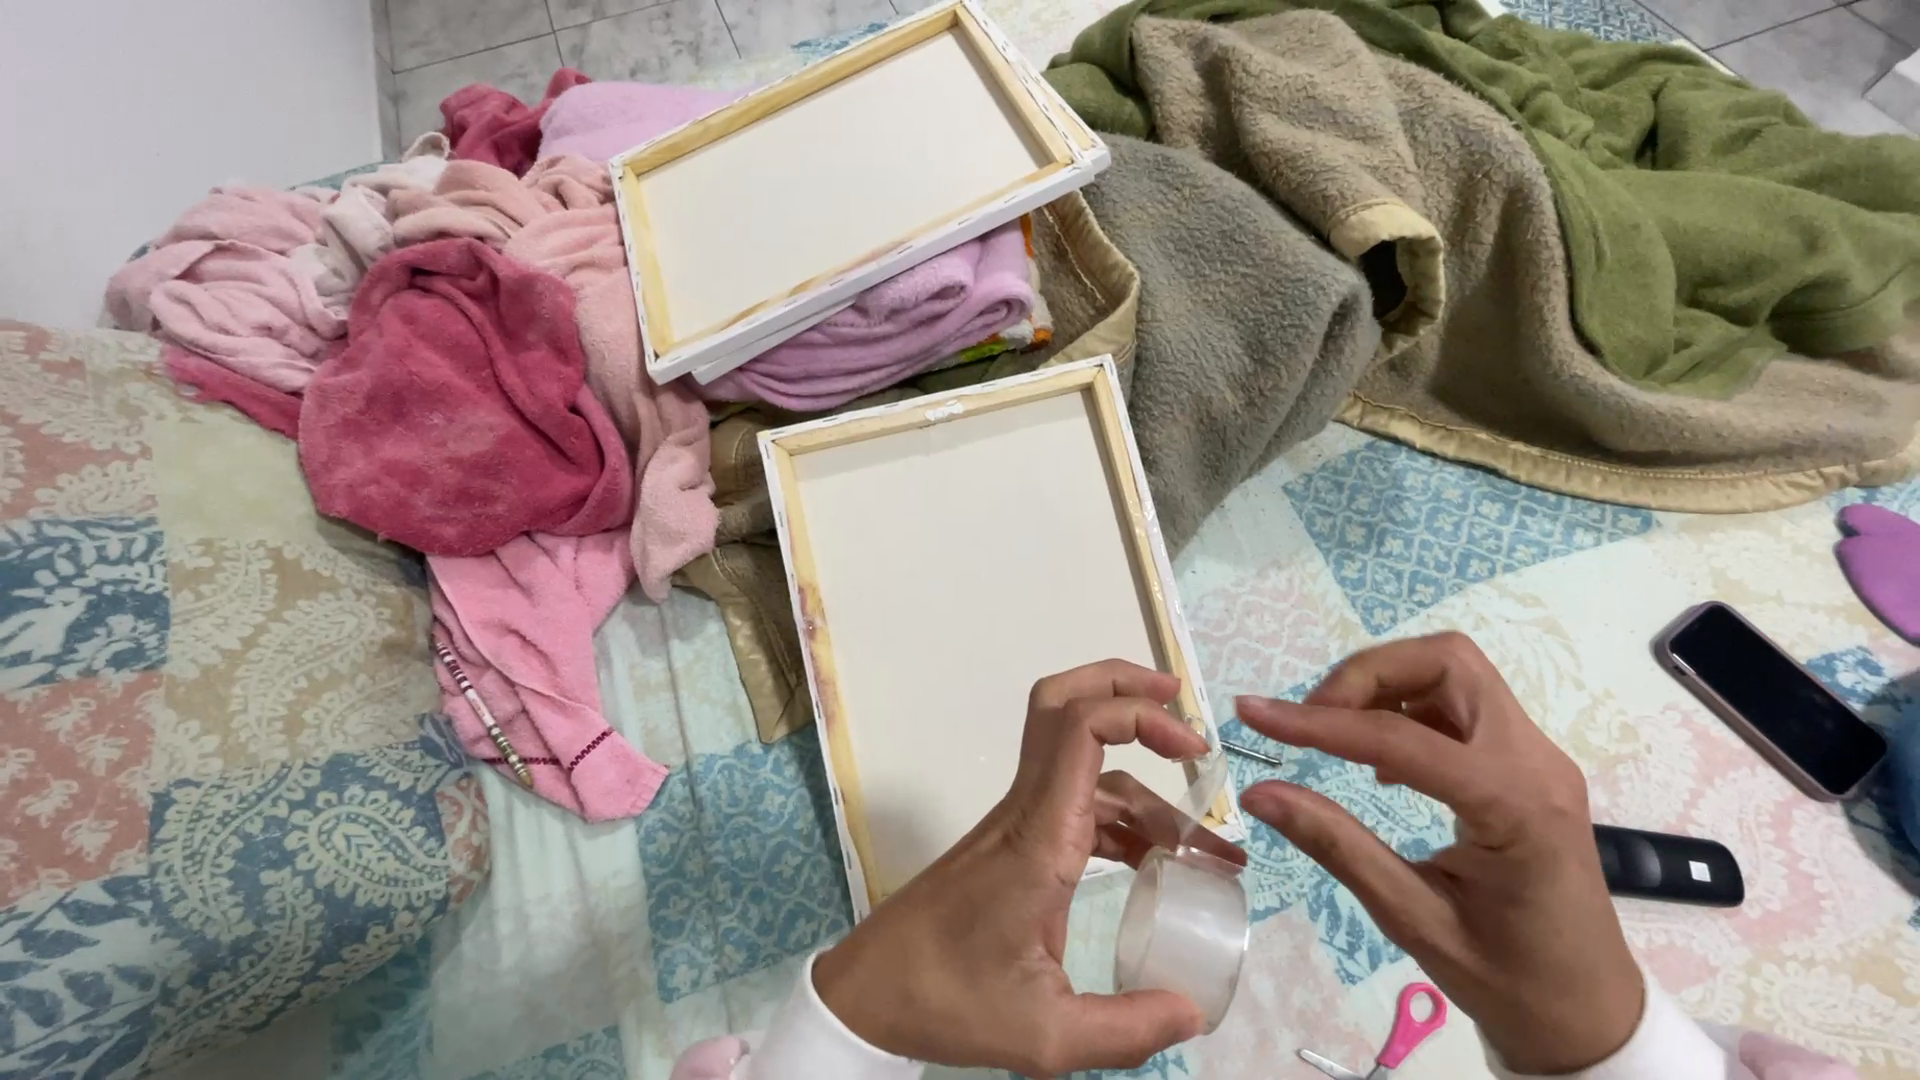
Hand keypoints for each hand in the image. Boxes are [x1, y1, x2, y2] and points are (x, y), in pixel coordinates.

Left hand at [813, 660, 1248, 1076]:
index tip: (1193, 748)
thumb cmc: (951, 999)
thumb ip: (1128, 1030)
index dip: (1140, 714)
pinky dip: (1127, 820)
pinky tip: (1160, 864)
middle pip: (1064, 704)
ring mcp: (1022, 821)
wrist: (875, 990)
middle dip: (1123, 687)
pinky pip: (1082, 806)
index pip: (1080, 727)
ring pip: (1085, 765)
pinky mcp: (1020, 842)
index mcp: (1041, 834)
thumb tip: (1197, 1013)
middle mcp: (1031, 810)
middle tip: (1180, 704)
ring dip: (1148, 787)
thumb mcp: (1045, 1035)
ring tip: (1209, 850)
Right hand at [1235, 633, 1643, 1075]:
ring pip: (1452, 668)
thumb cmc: (1507, 977)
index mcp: (1514, 805)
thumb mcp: (1412, 919)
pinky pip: (1458, 698)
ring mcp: (1534, 753)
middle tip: (1312, 717)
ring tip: (1336, 731)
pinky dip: (1404, 703)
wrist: (1590, 1011)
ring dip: (1383, 681)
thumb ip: (1337, 845)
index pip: (1401, 737)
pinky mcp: (1522, 758)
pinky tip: (1377, 757)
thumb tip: (1258, 793)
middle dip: (1365, 674)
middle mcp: (1534, 760)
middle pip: (1446, 662)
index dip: (1319, 723)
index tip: (1253, 713)